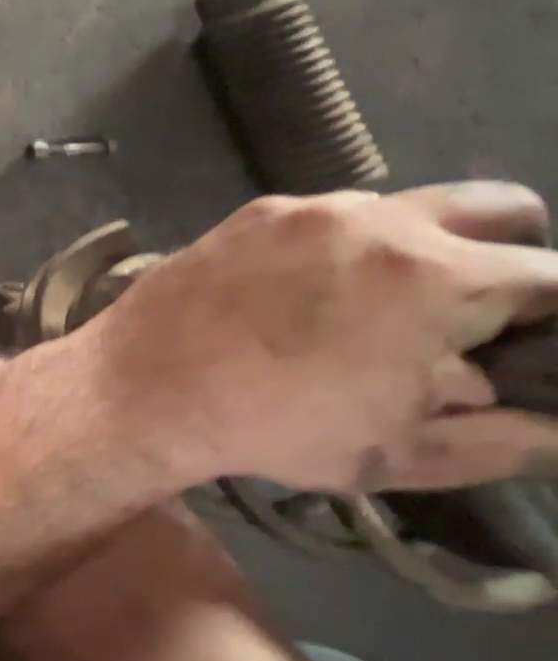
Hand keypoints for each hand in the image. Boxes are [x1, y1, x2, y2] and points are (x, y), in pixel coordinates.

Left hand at [83, 183, 557, 492]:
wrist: (143, 384)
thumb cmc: (277, 424)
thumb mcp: (407, 453)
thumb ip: (508, 437)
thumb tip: (546, 421)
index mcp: (435, 275)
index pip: (550, 275)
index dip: (553, 313)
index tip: (536, 342)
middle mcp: (373, 221)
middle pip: (494, 206)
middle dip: (512, 252)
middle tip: (488, 311)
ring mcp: (304, 209)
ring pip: (402, 207)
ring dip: (421, 246)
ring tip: (395, 306)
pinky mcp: (249, 213)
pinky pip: (326, 216)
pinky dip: (347, 244)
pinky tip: (319, 290)